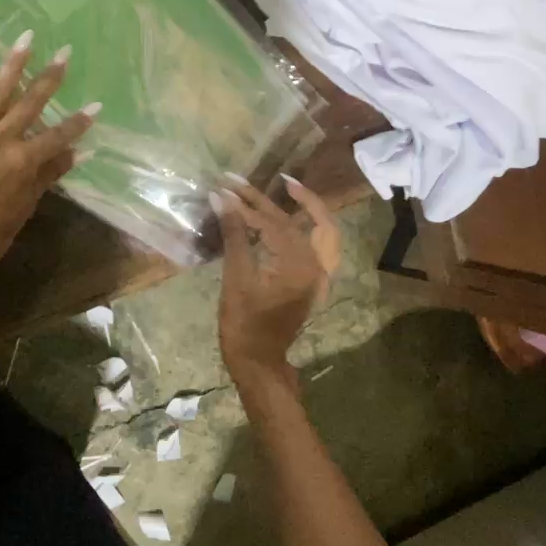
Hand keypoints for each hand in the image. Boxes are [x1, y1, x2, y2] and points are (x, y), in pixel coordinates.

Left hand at [0, 31, 98, 293]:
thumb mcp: (27, 206)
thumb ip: (49, 174)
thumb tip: (77, 152)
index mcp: (24, 161)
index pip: (59, 135)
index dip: (80, 122)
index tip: (97, 106)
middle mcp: (2, 140)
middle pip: (32, 102)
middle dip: (51, 76)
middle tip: (64, 51)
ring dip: (14, 64)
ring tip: (25, 38)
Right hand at [214, 175, 339, 387]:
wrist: (258, 362)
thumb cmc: (243, 323)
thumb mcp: (236, 277)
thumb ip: (234, 234)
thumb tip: (222, 198)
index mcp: (299, 265)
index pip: (272, 223)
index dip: (246, 205)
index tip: (222, 190)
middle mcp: (317, 266)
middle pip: (295, 221)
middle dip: (268, 199)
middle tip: (243, 182)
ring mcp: (320, 275)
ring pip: (323, 230)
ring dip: (308, 207)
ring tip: (287, 187)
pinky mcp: (314, 282)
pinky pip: (323, 246)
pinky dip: (313, 228)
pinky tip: (294, 219)